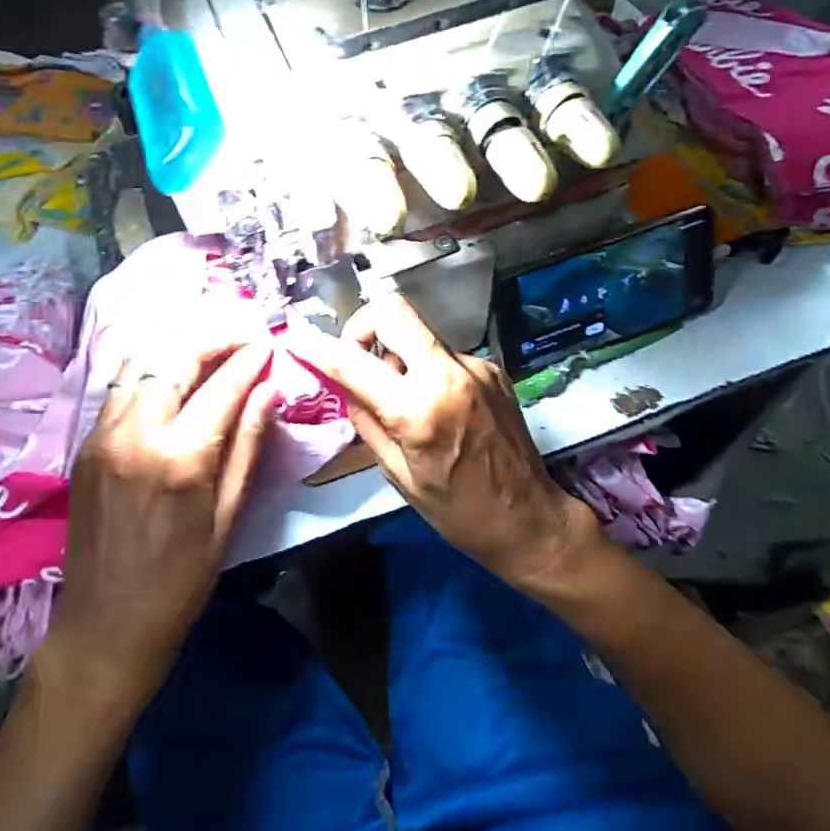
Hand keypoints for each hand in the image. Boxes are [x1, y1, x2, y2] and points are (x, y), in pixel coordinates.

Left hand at [37, 335, 276, 713]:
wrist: (105, 625)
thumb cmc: (180, 581)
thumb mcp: (227, 517)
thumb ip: (248, 445)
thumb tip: (269, 390)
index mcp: (179, 458)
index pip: (222, 386)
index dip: (250, 359)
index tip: (268, 343)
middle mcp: (135, 432)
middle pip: (175, 357)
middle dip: (214, 335)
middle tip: (243, 331)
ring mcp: (101, 433)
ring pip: (140, 362)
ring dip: (179, 344)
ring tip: (212, 340)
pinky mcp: (84, 442)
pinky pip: (119, 386)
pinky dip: (150, 367)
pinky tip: (172, 367)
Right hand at [287, 298, 600, 587]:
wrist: (531, 519)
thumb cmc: (458, 512)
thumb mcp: (397, 474)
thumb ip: (366, 420)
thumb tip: (341, 384)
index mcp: (418, 409)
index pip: (353, 363)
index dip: (318, 350)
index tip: (298, 342)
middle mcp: (448, 374)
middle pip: (393, 311)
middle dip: (362, 326)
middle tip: (355, 357)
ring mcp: (475, 366)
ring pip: (418, 334)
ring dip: (396, 354)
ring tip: (400, 397)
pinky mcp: (491, 368)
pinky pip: (442, 354)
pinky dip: (425, 369)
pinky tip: (434, 405)